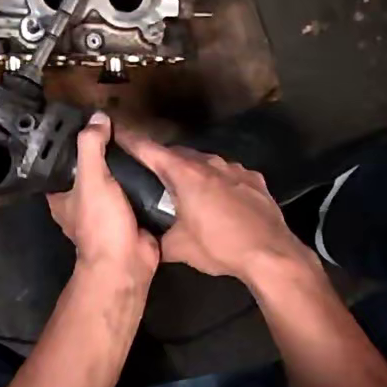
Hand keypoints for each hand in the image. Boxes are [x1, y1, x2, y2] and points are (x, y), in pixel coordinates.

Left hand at [48, 113, 159, 286]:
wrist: (127, 263)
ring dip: (127, 168)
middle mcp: (82, 204)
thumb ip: (91, 146)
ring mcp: (108, 213)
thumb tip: (98, 117)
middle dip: (106, 153)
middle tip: (121, 129)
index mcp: (62, 197)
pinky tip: (154, 165)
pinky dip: (144, 183)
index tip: (90, 122)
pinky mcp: (131, 219)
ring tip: (140, 142)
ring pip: (116, 182)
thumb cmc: (100, 223)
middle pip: (93, 170)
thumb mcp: (92, 179)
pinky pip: (137, 195)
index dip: (72, 143)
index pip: (62, 163)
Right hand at [113, 126, 318, 283]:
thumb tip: (146, 241)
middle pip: (179, 154)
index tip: (116, 131)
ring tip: (187, 189)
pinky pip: (230, 175)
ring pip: (207, 163)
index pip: (150, 150)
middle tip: (151, 173)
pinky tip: (221, 199)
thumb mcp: (179, 248)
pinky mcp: (255, 180)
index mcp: (186, 174)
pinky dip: (220, 182)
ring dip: (194, 171)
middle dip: (164, 160)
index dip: (131, 140)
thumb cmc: (219, 247)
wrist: (270, 254)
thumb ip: (158, 239)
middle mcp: (210, 164)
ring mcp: (236, 170)